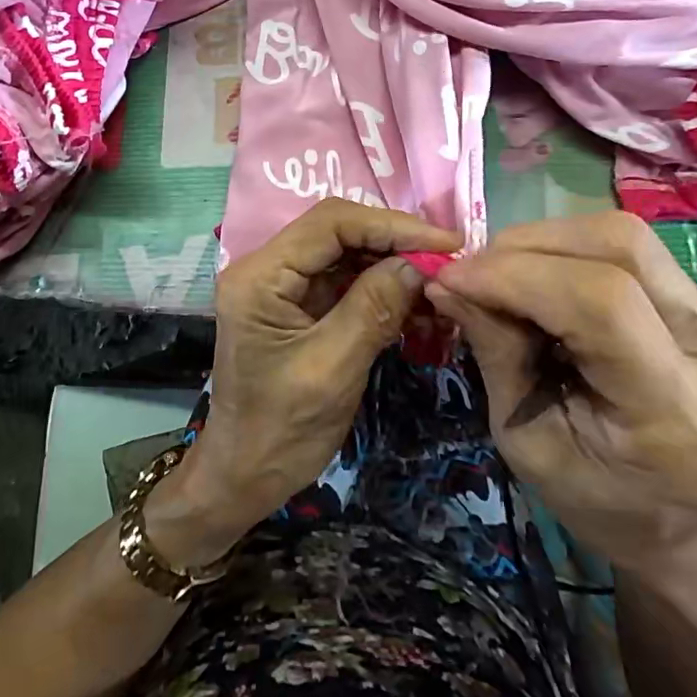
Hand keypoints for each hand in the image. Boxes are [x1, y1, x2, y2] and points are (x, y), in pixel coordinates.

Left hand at [150, 199, 459, 566]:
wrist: (245, 472)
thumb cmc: (283, 428)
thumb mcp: (333, 366)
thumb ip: (375, 307)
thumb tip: (421, 262)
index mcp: (259, 276)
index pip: (329, 223)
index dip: (390, 226)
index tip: (447, 245)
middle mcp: (263, 269)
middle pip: (336, 233)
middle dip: (394, 244)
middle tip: (450, 264)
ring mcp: (278, 287)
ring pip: (343, 255)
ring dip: (391, 266)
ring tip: (441, 286)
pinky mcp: (294, 307)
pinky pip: (341, 283)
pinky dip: (379, 289)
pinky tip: (417, 303)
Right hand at [424, 211, 696, 575]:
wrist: (674, 527)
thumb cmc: (590, 498)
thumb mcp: (522, 442)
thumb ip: (496, 354)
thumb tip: (447, 283)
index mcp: (677, 418)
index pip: (603, 306)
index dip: (516, 276)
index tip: (450, 278)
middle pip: (625, 250)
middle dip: (529, 245)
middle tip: (473, 271)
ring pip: (632, 241)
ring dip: (548, 244)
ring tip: (503, 276)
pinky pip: (640, 258)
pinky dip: (573, 257)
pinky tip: (549, 291)